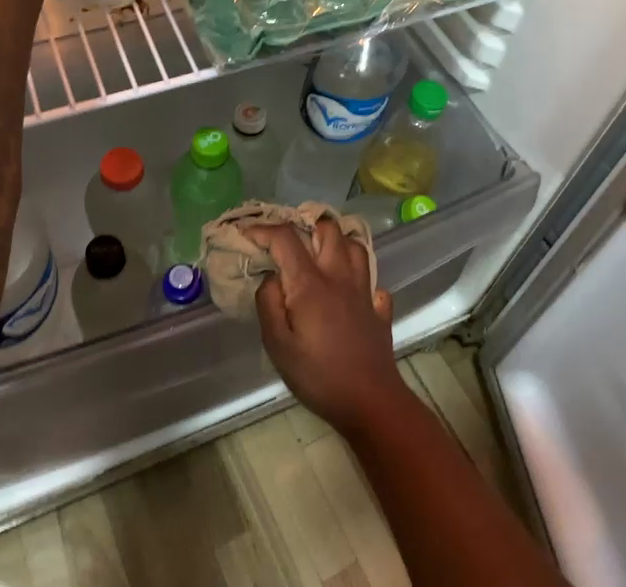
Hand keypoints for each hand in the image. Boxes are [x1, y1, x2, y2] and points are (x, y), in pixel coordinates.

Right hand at [249, 217, 407, 437]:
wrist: (370, 401)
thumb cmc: (317, 375)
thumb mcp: (277, 344)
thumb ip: (268, 303)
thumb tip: (271, 277)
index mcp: (310, 283)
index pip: (285, 239)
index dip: (263, 230)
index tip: (247, 233)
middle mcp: (339, 277)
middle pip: (328, 230)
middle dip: (306, 224)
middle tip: (288, 238)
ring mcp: (364, 291)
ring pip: (355, 247)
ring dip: (336, 242)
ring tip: (319, 252)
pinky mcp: (379, 310)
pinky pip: (373, 282)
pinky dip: (361, 278)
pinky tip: (350, 291)